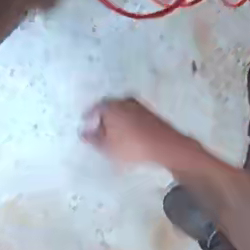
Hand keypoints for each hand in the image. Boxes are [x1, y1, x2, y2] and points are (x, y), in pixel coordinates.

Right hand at [82, 99, 211, 174]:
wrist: (165, 146)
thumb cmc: (131, 146)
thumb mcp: (107, 148)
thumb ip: (92, 139)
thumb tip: (83, 132)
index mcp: (110, 106)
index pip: (94, 108)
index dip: (88, 116)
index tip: (85, 123)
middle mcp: (123, 101)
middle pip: (108, 107)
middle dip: (102, 117)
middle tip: (98, 129)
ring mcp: (138, 105)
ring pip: (121, 110)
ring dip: (116, 120)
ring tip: (113, 133)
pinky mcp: (150, 113)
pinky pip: (132, 115)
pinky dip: (127, 122)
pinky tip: (127, 134)